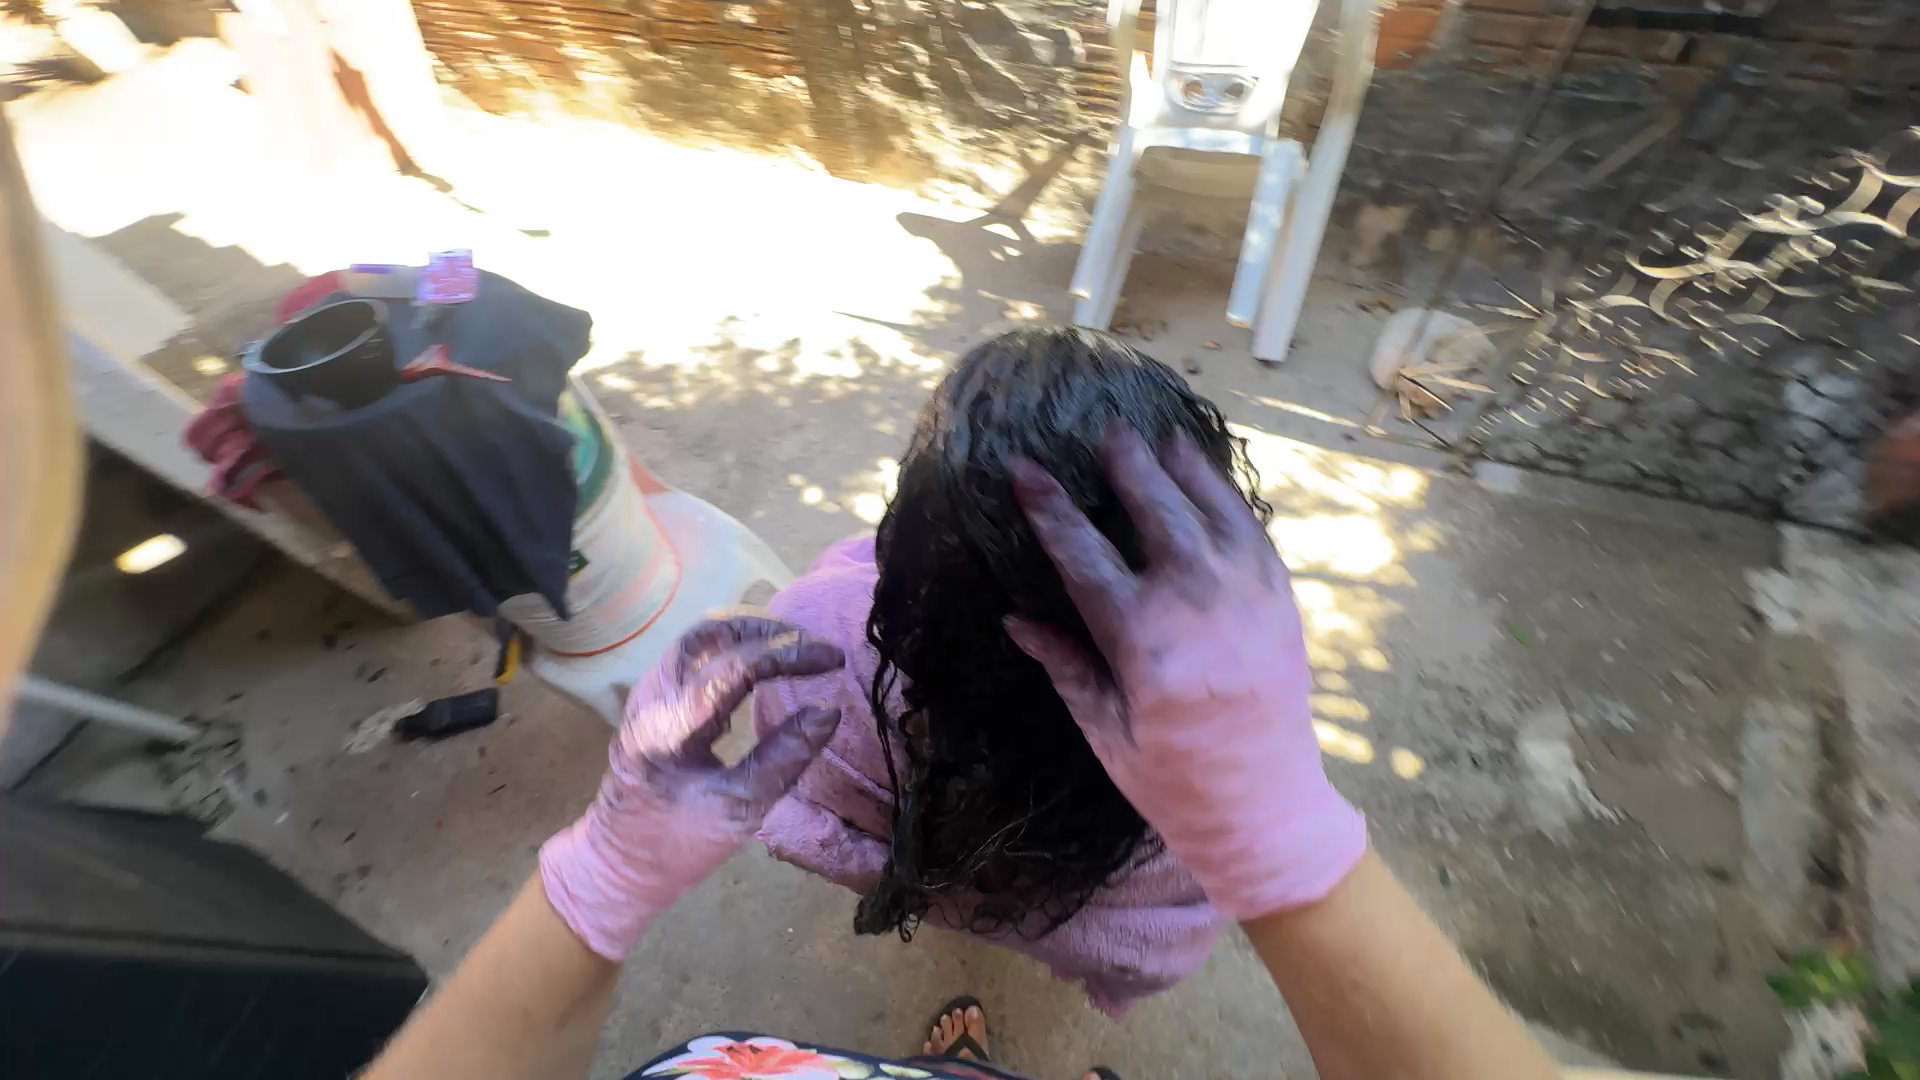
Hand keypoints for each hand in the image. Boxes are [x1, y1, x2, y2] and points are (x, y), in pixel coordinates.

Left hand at [539, 617, 844, 958]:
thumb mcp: (741, 810)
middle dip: (767, 629)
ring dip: (749, 632)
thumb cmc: (676, 845)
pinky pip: (695, 654)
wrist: (615, 865)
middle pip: (710, 633)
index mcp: (670, 728)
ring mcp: (647, 693)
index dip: (789, 655)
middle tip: (810, 644)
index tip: (832, 659)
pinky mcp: (653, 697)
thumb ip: (786, 756)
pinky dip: (733, 647)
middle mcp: (652, 698)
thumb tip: (828, 710)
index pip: (736, 668)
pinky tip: (761, 665)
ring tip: (791, 646)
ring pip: (700, 637)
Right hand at [1004, 428, 1365, 920]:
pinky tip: (1211, 481)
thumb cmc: (1170, 778)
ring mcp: (1248, 598)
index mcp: (1143, 643)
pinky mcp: (1281, 602)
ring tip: (1161, 436)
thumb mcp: (1104, 729)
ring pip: (1211, 511)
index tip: (1022, 468)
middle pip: (1155, 513)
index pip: (1082, 555)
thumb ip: (1063, 663)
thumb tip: (1014, 617)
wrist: (1267, 806)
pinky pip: (1252, 532)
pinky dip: (1228, 499)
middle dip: (1127, 466)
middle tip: (1108, 429)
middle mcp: (1197, 607)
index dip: (1048, 508)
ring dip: (1183, 470)